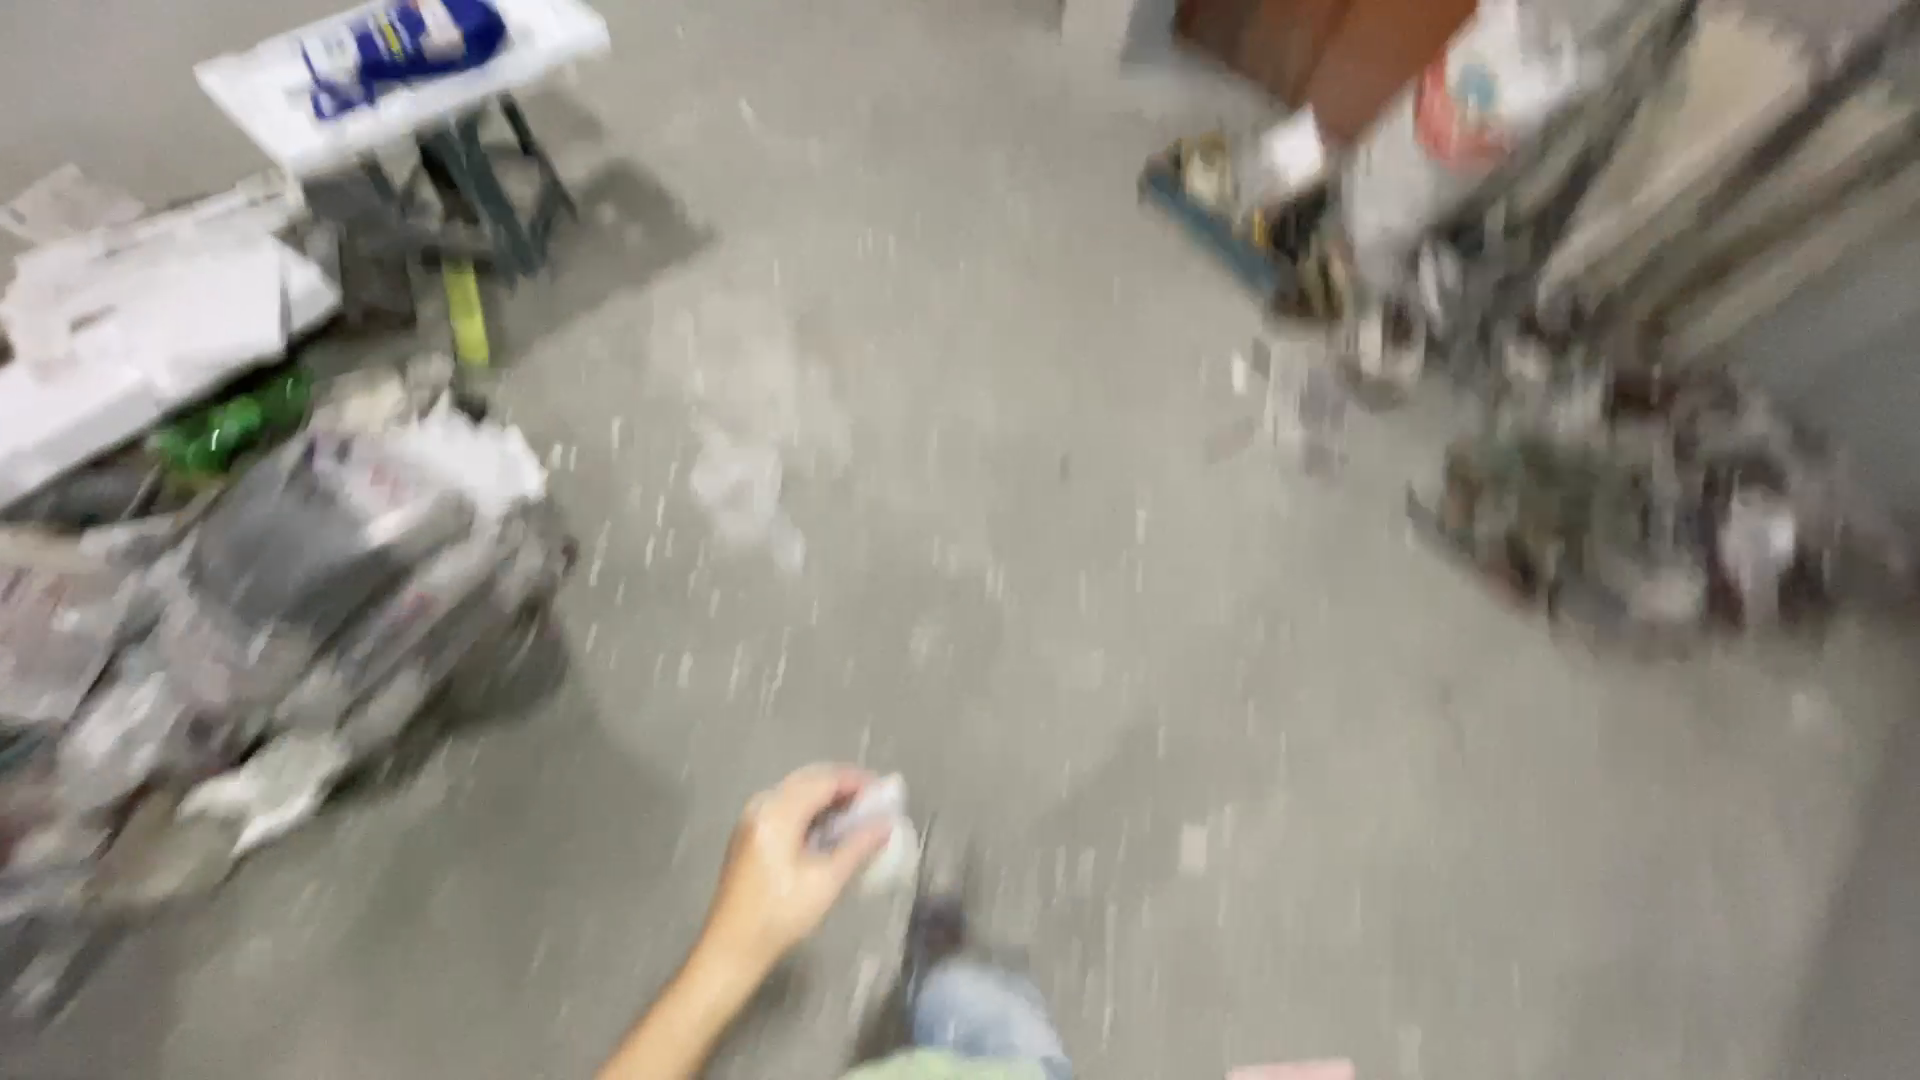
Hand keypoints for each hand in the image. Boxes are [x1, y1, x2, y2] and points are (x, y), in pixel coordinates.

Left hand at [697, 764, 891, 973]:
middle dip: (843, 784)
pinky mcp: (749, 831)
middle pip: (809, 778)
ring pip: (797, 789)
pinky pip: (785, 803)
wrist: (730, 949)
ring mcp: (752, 817)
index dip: (856, 780)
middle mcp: (761, 805)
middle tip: (873, 799)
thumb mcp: (826, 881)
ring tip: (856, 812)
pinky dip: (810, 806)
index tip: (883, 790)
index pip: (824, 780)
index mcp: (778, 813)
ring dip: (827, 794)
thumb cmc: (780, 915)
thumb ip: (858, 846)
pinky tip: (828, 826)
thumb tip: (887, 823)